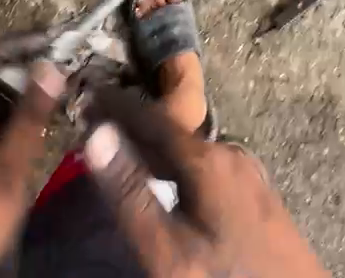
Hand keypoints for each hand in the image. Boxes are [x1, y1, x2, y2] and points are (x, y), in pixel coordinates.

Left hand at [0, 49, 65, 277]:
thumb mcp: (10, 168)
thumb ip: (30, 117)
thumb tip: (51, 66)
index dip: (23, 41)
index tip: (57, 42)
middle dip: (28, 67)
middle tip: (65, 75)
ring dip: (22, 93)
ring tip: (57, 100)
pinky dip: (12, 114)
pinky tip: (34, 132)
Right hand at [81, 88, 328, 277]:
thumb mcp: (168, 249)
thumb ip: (130, 192)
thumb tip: (96, 134)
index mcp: (207, 158)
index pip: (149, 115)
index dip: (114, 104)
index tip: (84, 95)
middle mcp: (230, 153)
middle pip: (171, 130)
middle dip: (134, 125)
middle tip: (98, 125)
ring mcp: (249, 174)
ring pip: (191, 149)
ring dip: (157, 147)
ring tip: (128, 152)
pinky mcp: (259, 196)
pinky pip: (207, 167)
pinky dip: (179, 166)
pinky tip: (171, 183)